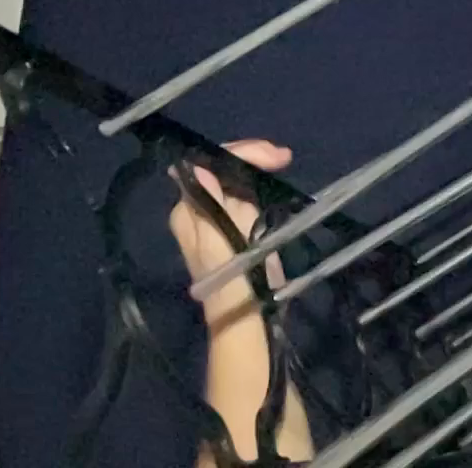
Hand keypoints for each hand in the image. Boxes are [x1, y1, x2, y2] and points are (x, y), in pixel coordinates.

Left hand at [168, 140, 292, 292]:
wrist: (247, 319)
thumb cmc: (234, 282)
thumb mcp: (221, 243)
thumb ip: (209, 206)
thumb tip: (200, 167)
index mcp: (188, 212)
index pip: (206, 165)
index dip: (237, 153)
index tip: (272, 157)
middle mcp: (197, 209)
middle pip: (220, 166)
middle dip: (251, 156)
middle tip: (284, 158)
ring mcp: (217, 215)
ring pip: (233, 175)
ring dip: (257, 164)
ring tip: (283, 162)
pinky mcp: (235, 222)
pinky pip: (243, 189)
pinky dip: (260, 179)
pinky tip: (276, 177)